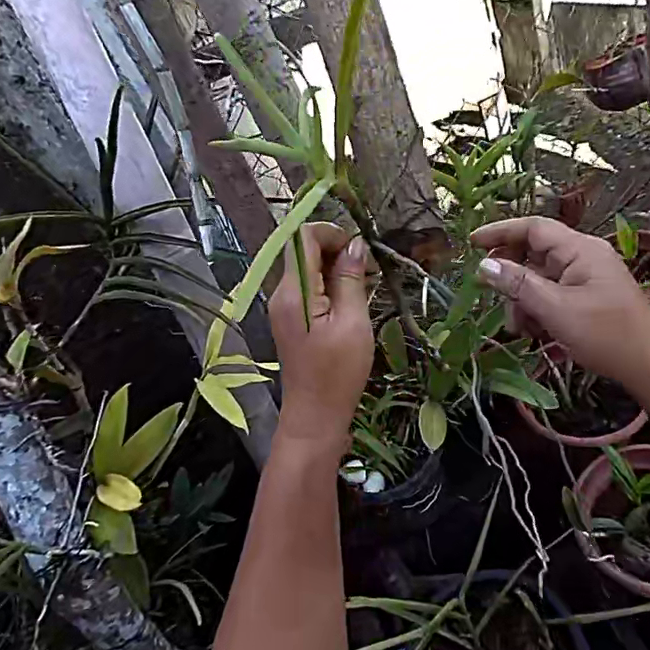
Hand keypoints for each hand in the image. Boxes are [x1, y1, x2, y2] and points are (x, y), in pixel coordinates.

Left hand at [269, 223, 373, 448]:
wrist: (315, 415)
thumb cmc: (338, 372)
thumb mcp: (353, 323)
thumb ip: (351, 280)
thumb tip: (355, 245)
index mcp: (293, 292)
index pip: (301, 237)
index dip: (330, 233)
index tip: (358, 251)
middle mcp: (281, 294)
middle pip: (303, 251)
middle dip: (336, 250)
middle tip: (368, 270)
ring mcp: (283, 307)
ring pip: (307, 269)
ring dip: (335, 269)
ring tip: (364, 285)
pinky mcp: (291, 319)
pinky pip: (308, 288)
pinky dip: (329, 286)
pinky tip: (351, 301)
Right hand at [471, 216, 649, 386]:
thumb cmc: (606, 334)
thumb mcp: (555, 309)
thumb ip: (518, 284)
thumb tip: (484, 265)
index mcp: (580, 249)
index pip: (533, 227)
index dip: (500, 232)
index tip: (471, 243)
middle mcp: (583, 257)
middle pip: (534, 256)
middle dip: (512, 280)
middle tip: (495, 300)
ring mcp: (586, 278)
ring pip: (540, 280)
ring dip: (524, 302)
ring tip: (522, 330)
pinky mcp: (587, 299)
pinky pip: (552, 296)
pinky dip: (539, 312)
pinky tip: (537, 334)